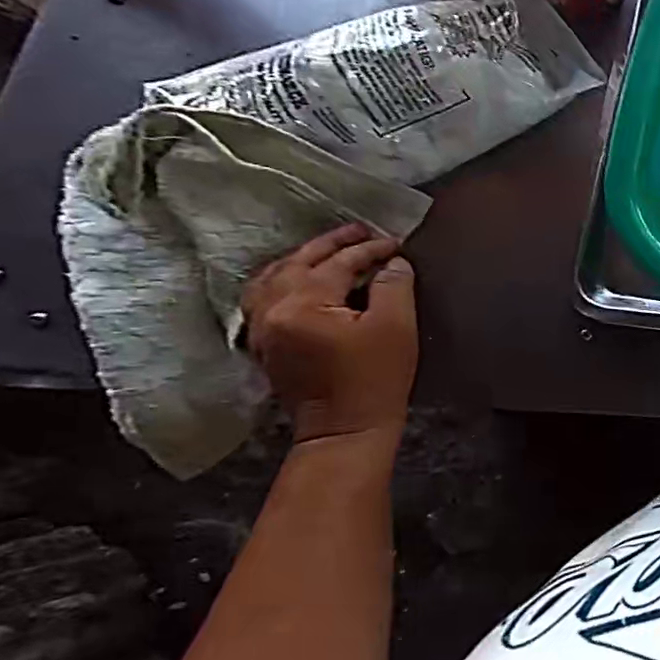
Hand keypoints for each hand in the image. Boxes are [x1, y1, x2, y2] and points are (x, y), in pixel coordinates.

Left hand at [241, 224, 417, 440]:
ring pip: (273, 278)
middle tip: (361, 232)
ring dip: (303, 258)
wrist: (346, 427)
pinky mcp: (265, 343)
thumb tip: (393, 263)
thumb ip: (394, 286)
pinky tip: (301, 278)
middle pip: (298, 264)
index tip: (397, 244)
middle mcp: (272, 311)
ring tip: (330, 249)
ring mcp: (262, 328)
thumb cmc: (377, 376)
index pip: (339, 264)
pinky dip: (284, 279)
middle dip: (332, 245)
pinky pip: (264, 297)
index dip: (371, 250)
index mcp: (303, 305)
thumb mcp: (397, 326)